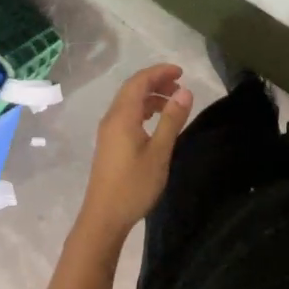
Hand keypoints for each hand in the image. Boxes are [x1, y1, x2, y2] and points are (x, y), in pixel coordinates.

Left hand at [76, 64, 193, 237]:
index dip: (160, 72)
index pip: (140, 81)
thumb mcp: (159, 152)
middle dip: (156, 81)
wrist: (104, 217)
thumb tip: (185, 91)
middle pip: (133, 88)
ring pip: (129, 102)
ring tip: (173, 103)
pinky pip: (126, 114)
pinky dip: (143, 109)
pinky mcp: (109, 142)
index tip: (181, 72)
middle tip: (180, 86)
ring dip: (150, 96)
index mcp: (122, 116)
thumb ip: (171, 120)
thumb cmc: (134, 185)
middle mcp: (112, 117)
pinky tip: (156, 121)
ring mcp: (108, 130)